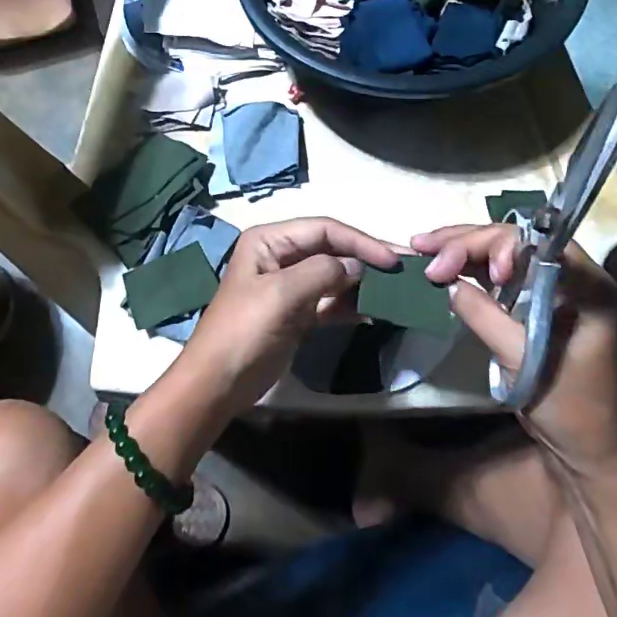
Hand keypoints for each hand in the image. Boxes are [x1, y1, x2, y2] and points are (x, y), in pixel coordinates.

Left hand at [179, 218, 397, 415]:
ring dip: (361, 282)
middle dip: (364, 258)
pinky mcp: (297, 313)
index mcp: (270, 240)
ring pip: (335, 275)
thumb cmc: (244, 331)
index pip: (324, 229)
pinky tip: (373, 311)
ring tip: (393, 289)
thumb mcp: (282, 294)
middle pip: (332, 249)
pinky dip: (351, 305)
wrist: (215, 386)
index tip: (391, 259)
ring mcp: (289, 285)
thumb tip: (358, 267)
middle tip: (400, 269)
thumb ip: (323, 272)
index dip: (360, 241)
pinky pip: (331, 302)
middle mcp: (280, 256)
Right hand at [416, 225, 616, 476]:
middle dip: (469, 242)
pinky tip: (442, 265)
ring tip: (423, 247)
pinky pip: (499, 271)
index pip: (538, 242)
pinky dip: (469, 266)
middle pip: (516, 241)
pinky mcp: (532, 298)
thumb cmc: (569, 407)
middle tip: (426, 251)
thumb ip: (486, 318)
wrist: (586, 450)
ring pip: (503, 251)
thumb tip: (448, 284)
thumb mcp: (526, 362)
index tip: (470, 269)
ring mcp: (550, 284)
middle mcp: (572, 274)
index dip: (500, 246)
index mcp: (587, 283)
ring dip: (462, 247)